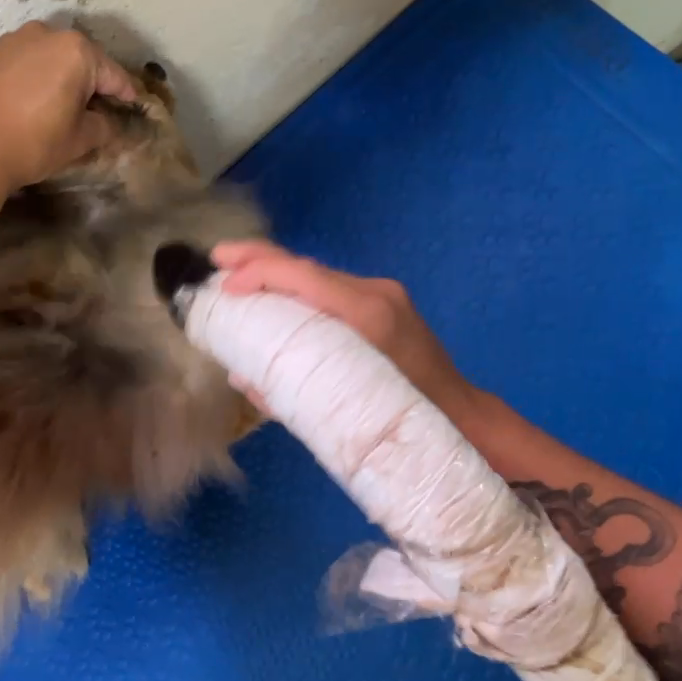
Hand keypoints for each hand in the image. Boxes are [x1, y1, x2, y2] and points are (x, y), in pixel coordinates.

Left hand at [0, 22, 139, 193]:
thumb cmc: (33, 142)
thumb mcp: (79, 140)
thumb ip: (102, 126)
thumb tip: (108, 123)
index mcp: (76, 51)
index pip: (113, 76)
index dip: (127, 95)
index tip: (136, 107)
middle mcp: (46, 35)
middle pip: (82, 61)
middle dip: (93, 84)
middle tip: (101, 111)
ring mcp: (14, 42)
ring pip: (52, 60)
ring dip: (63, 80)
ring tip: (67, 107)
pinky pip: (27, 65)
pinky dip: (38, 80)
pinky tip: (37, 103)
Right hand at [211, 241, 476, 420]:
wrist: (463, 418)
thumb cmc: (406, 422)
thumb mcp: (342, 413)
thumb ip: (290, 394)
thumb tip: (243, 377)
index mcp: (369, 315)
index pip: (305, 277)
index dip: (260, 273)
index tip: (226, 284)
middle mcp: (376, 293)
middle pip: (307, 267)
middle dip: (259, 259)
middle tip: (218, 259)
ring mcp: (384, 294)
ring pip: (318, 275)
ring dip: (276, 273)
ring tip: (237, 274)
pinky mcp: (386, 302)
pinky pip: (332, 289)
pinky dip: (298, 289)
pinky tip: (277, 295)